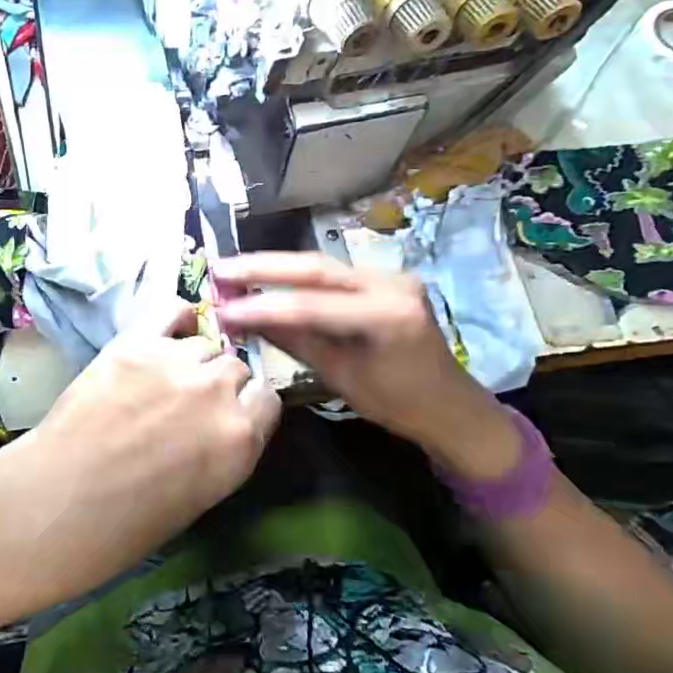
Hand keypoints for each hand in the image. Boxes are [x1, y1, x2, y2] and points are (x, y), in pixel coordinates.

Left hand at [0, 299, 280, 618]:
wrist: (55, 504)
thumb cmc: (125, 525)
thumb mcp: (200, 496)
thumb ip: (224, 448)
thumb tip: (228, 421)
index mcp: (240, 440)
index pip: (268, 397)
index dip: (251, 405)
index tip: (235, 413)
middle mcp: (217, 392)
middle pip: (236, 368)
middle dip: (221, 384)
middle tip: (191, 405)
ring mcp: (175, 362)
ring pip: (205, 343)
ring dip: (194, 360)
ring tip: (166, 380)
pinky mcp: (134, 343)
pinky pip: (172, 311)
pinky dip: (176, 319)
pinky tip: (170, 332)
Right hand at [211, 252, 517, 478]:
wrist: (452, 406)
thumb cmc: (399, 404)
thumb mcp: (341, 377)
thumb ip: (295, 340)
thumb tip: (245, 318)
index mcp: (388, 315)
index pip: (312, 305)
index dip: (262, 305)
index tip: (222, 307)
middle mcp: (393, 283)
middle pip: (316, 268)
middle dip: (263, 268)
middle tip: (220, 269)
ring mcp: (392, 275)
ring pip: (322, 266)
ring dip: (276, 268)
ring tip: (234, 270)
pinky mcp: (386, 278)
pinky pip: (334, 274)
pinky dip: (298, 277)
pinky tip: (268, 277)